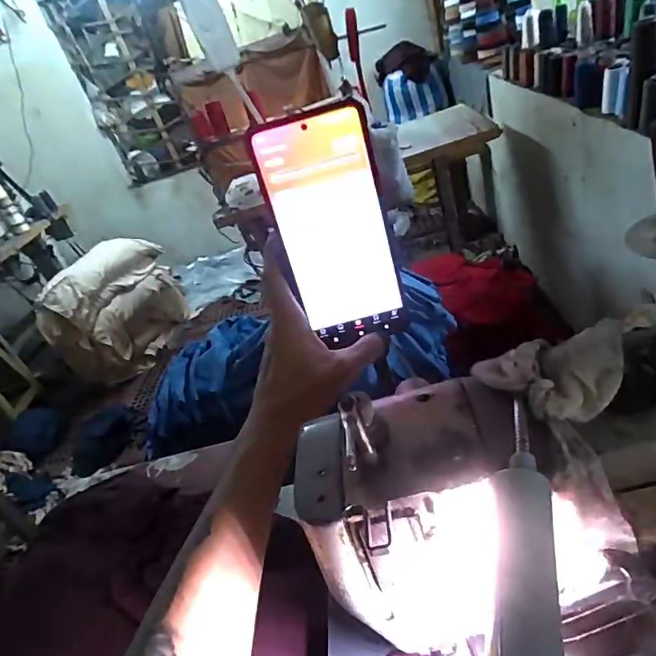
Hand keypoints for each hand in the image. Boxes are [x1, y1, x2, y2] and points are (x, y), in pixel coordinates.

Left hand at [248, 246, 387, 435]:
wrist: (274, 423)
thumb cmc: (302, 392)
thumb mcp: (341, 370)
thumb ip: (364, 349)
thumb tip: (381, 336)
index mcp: (288, 319)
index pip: (274, 276)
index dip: (274, 252)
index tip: (279, 233)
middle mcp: (278, 324)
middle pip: (280, 287)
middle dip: (293, 267)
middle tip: (313, 253)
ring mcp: (276, 340)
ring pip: (286, 307)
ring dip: (300, 292)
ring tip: (324, 283)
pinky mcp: (279, 354)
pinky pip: (292, 324)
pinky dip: (305, 315)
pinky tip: (324, 323)